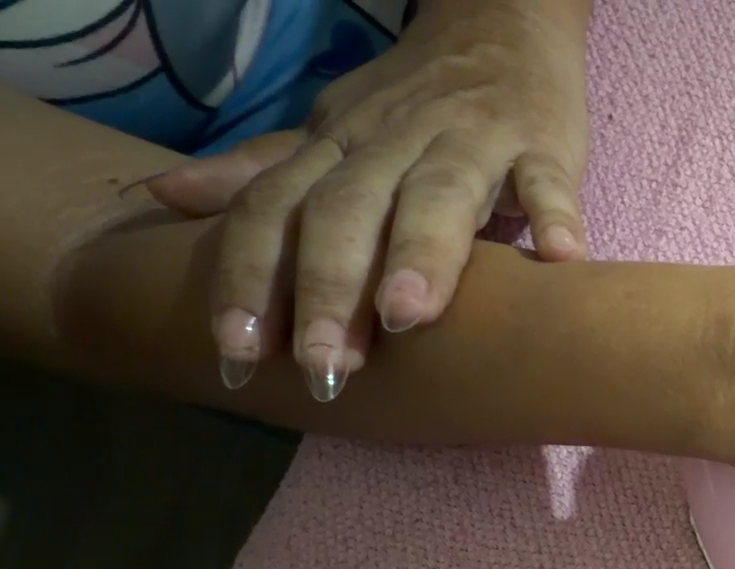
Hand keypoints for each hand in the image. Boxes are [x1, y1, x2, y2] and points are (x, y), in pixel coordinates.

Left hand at [147, 0, 590, 399]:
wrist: (500, 30)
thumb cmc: (424, 100)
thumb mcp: (339, 130)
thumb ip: (271, 169)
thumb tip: (167, 198)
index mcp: (343, 148)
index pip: (279, 210)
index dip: (252, 278)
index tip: (239, 355)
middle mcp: (395, 144)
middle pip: (349, 212)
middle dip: (330, 287)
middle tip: (327, 364)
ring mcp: (473, 143)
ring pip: (439, 196)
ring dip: (422, 254)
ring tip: (409, 315)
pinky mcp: (543, 148)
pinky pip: (547, 183)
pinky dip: (554, 216)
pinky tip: (561, 258)